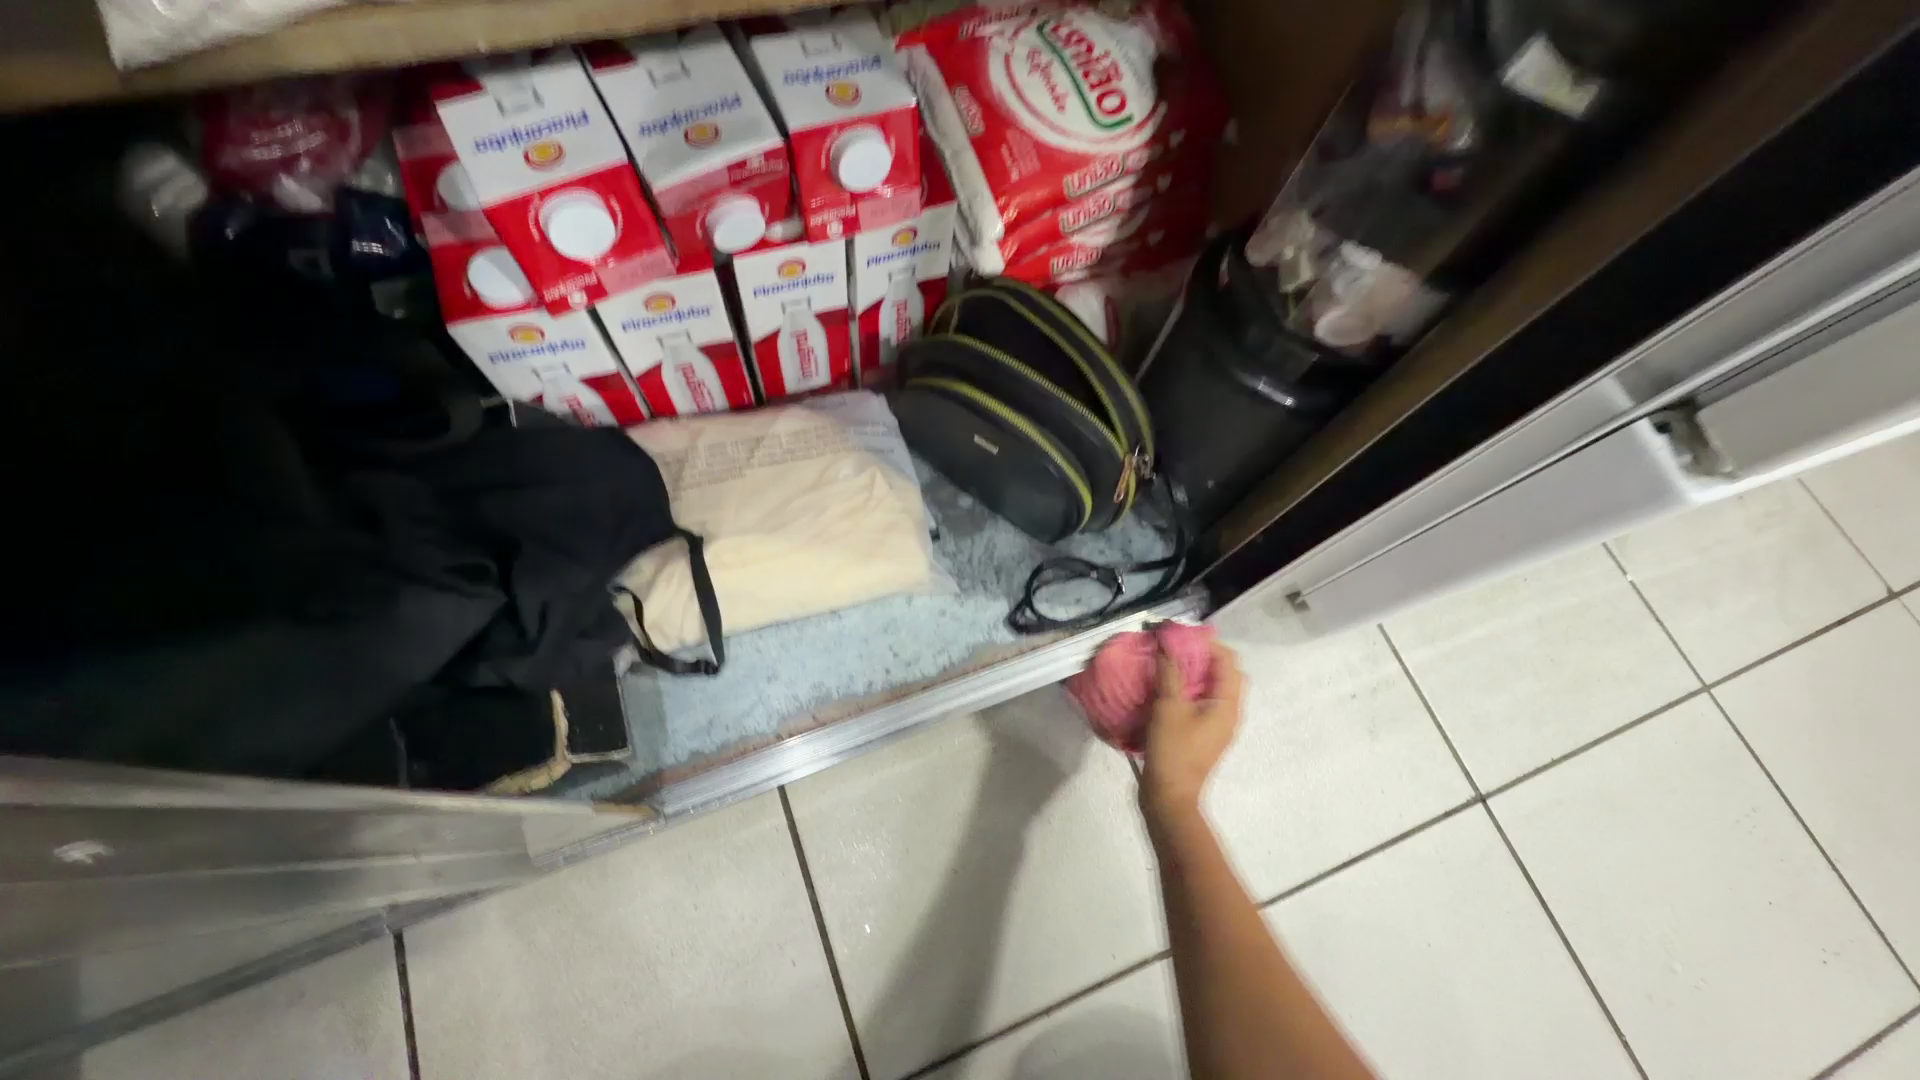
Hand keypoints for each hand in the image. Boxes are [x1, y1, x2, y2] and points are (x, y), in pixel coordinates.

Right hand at [1140, 639, 1243, 821]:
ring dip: (1196, 674)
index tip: (1179, 635)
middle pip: (1226, 673)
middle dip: (1203, 657)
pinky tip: (1168, 692)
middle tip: (1175, 650)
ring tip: (1169, 667)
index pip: (1227, 660)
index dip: (1206, 642)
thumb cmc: (1173, 751)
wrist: (1170, 797)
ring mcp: (1219, 727)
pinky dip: (1191, 691)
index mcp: (1228, 704)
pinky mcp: (1206, 736)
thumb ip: (1169, 671)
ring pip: (1215, 689)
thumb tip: (1166, 642)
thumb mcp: (1168, 707)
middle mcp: (1230, 713)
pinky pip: (1205, 703)